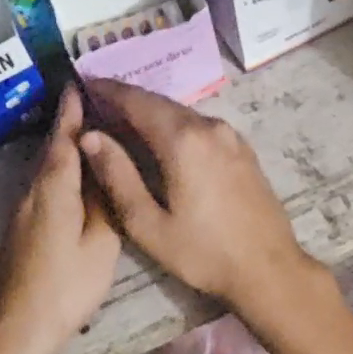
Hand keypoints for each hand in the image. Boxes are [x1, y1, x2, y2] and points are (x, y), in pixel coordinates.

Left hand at [0, 87, 120, 353]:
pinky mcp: (22, 226)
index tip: (80, 83)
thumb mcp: (100, 244)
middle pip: (52, 149)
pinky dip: (60, 169)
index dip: (72, 112)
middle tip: (93, 100)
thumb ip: (104, 201)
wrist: (19, 328)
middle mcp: (33, 191)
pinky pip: (44, 184)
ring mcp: (23, 210)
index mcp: (54, 190)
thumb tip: (105, 166)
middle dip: (69, 123)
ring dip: (64, 145)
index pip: (65, 140)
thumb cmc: (67, 287)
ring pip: (46, 167)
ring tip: (91, 130)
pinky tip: (77, 174)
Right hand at [76, 78, 326, 317]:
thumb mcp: (148, 223)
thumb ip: (117, 176)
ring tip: (121, 123)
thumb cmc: (204, 252)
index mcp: (183, 140)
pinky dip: (174, 125)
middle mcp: (209, 126)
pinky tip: (162, 141)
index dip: (107, 90)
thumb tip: (90, 136)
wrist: (269, 269)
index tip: (83, 84)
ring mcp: (231, 136)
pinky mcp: (242, 150)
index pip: (136, 101)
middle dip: (127, 100)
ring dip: (151, 113)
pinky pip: (200, 127)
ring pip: (181, 113)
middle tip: (96, 104)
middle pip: (160, 103)